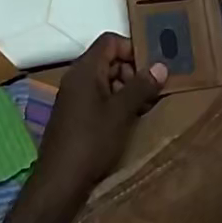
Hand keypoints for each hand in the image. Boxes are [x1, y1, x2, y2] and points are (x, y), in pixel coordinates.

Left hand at [36, 34, 166, 195]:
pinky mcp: (75, 115)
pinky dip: (116, 103)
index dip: (132, 49)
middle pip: (108, 60)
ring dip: (127, 89)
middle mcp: (77, 78)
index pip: (110, 42)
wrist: (60, 181)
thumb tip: (161, 65)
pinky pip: (99, 98)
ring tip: (147, 107)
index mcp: (85, 70)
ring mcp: (74, 97)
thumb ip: (141, 87)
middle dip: (133, 71)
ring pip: (106, 80)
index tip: (153, 68)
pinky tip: (131, 120)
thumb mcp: (121, 112)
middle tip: (153, 91)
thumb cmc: (91, 141)